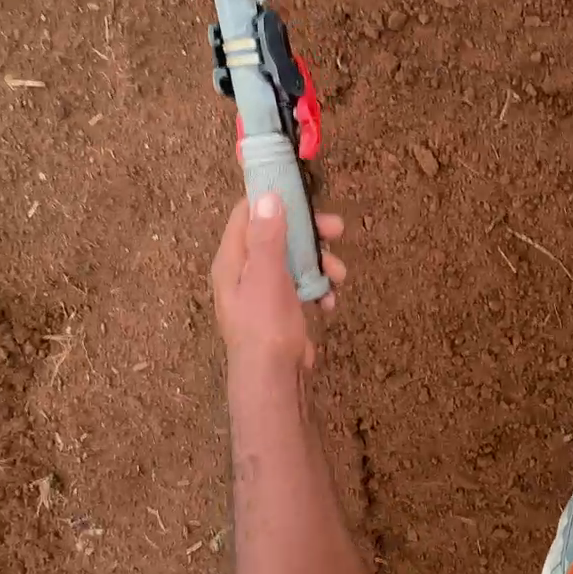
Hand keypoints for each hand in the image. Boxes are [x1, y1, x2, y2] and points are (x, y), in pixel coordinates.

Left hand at [210, 195, 347, 375]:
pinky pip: (301, 284)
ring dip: (320, 262)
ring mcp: (263, 289)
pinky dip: (318, 286)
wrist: (272, 378)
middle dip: (309, 233)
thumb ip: (267, 237)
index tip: (305, 196)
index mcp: (233, 259)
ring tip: (339, 275)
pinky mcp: (280, 306)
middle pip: (278, 234)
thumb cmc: (265, 326)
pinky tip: (328, 300)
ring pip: (294, 259)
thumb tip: (267, 196)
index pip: (247, 213)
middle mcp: (244, 270)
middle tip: (337, 230)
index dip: (274, 199)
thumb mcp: (267, 277)